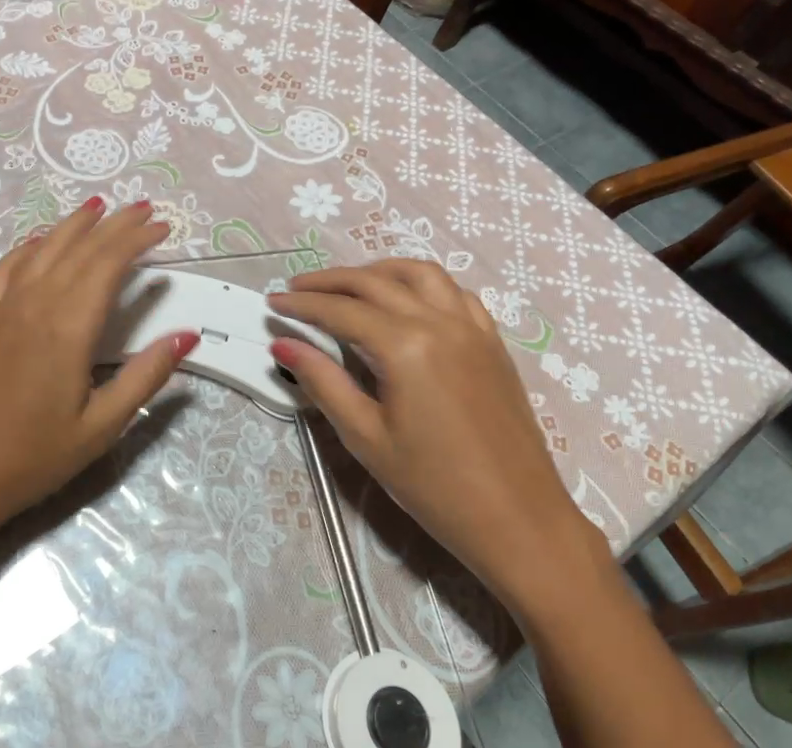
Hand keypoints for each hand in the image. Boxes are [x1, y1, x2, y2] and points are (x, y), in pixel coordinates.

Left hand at [0, 199, 197, 535]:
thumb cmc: (31, 458)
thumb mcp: (101, 427)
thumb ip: (145, 376)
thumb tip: (187, 336)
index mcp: (68, 327)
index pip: (109, 263)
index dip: (137, 239)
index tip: (163, 227)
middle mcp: (34, 303)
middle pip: (79, 248)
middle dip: (115, 224)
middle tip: (143, 209)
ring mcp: (0, 307)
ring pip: (42, 248)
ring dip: (73, 224)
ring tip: (98, 207)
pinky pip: (6, 267)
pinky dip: (29, 246)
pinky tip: (39, 240)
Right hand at [267, 260, 594, 606]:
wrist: (519, 520)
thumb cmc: (434, 486)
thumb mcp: (366, 437)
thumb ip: (323, 382)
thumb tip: (283, 345)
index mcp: (406, 346)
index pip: (342, 311)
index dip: (302, 305)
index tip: (272, 304)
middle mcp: (441, 323)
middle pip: (376, 282)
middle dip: (331, 281)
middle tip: (297, 290)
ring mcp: (473, 330)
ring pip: (421, 275)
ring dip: (379, 271)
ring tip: (350, 287)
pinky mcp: (493, 344)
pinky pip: (455, 294)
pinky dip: (422, 286)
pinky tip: (407, 304)